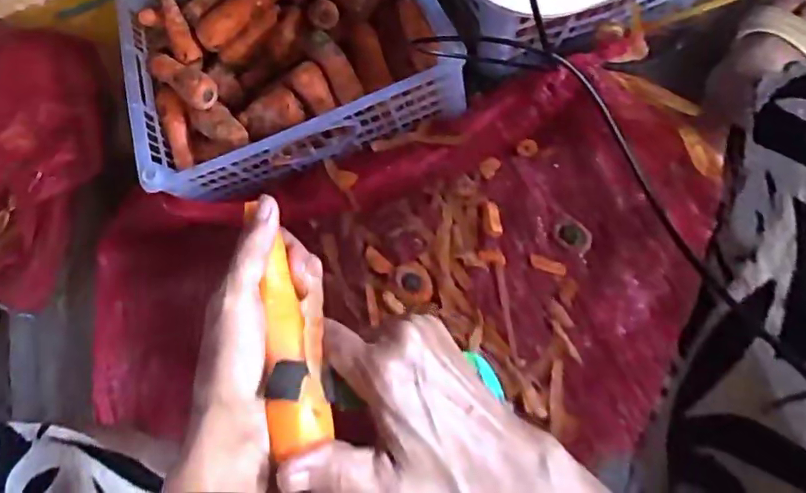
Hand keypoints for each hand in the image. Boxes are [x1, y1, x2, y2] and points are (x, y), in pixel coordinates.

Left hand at [167, 195, 323, 492]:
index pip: (271, 252)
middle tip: (305, 282)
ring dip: (312, 300)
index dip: (287, 246)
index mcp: (240, 289)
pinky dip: (320, 329)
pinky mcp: (305, 362)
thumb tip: (267, 201)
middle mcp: (263, 308)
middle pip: (296, 275)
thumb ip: (253, 250)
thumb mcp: (236, 295)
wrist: (242, 431)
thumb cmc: (231, 357)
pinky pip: (321, 333)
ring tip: (308, 309)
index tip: (296, 250)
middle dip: (304, 273)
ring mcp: (284, 336)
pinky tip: (318, 333)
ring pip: (310, 301)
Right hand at [277, 315, 605, 492]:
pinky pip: (397, 338)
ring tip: (388, 414)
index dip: (309, 357)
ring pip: (373, 340)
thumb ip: (334, 470)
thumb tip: (284, 469)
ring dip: (370, 368)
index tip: (301, 381)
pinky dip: (394, 361)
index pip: (324, 339)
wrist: (522, 476)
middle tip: (354, 416)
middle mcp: (400, 334)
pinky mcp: (438, 330)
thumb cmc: (453, 483)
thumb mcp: (392, 488)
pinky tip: (411, 399)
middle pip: (350, 343)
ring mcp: (422, 328)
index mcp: (383, 367)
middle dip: (346, 374)